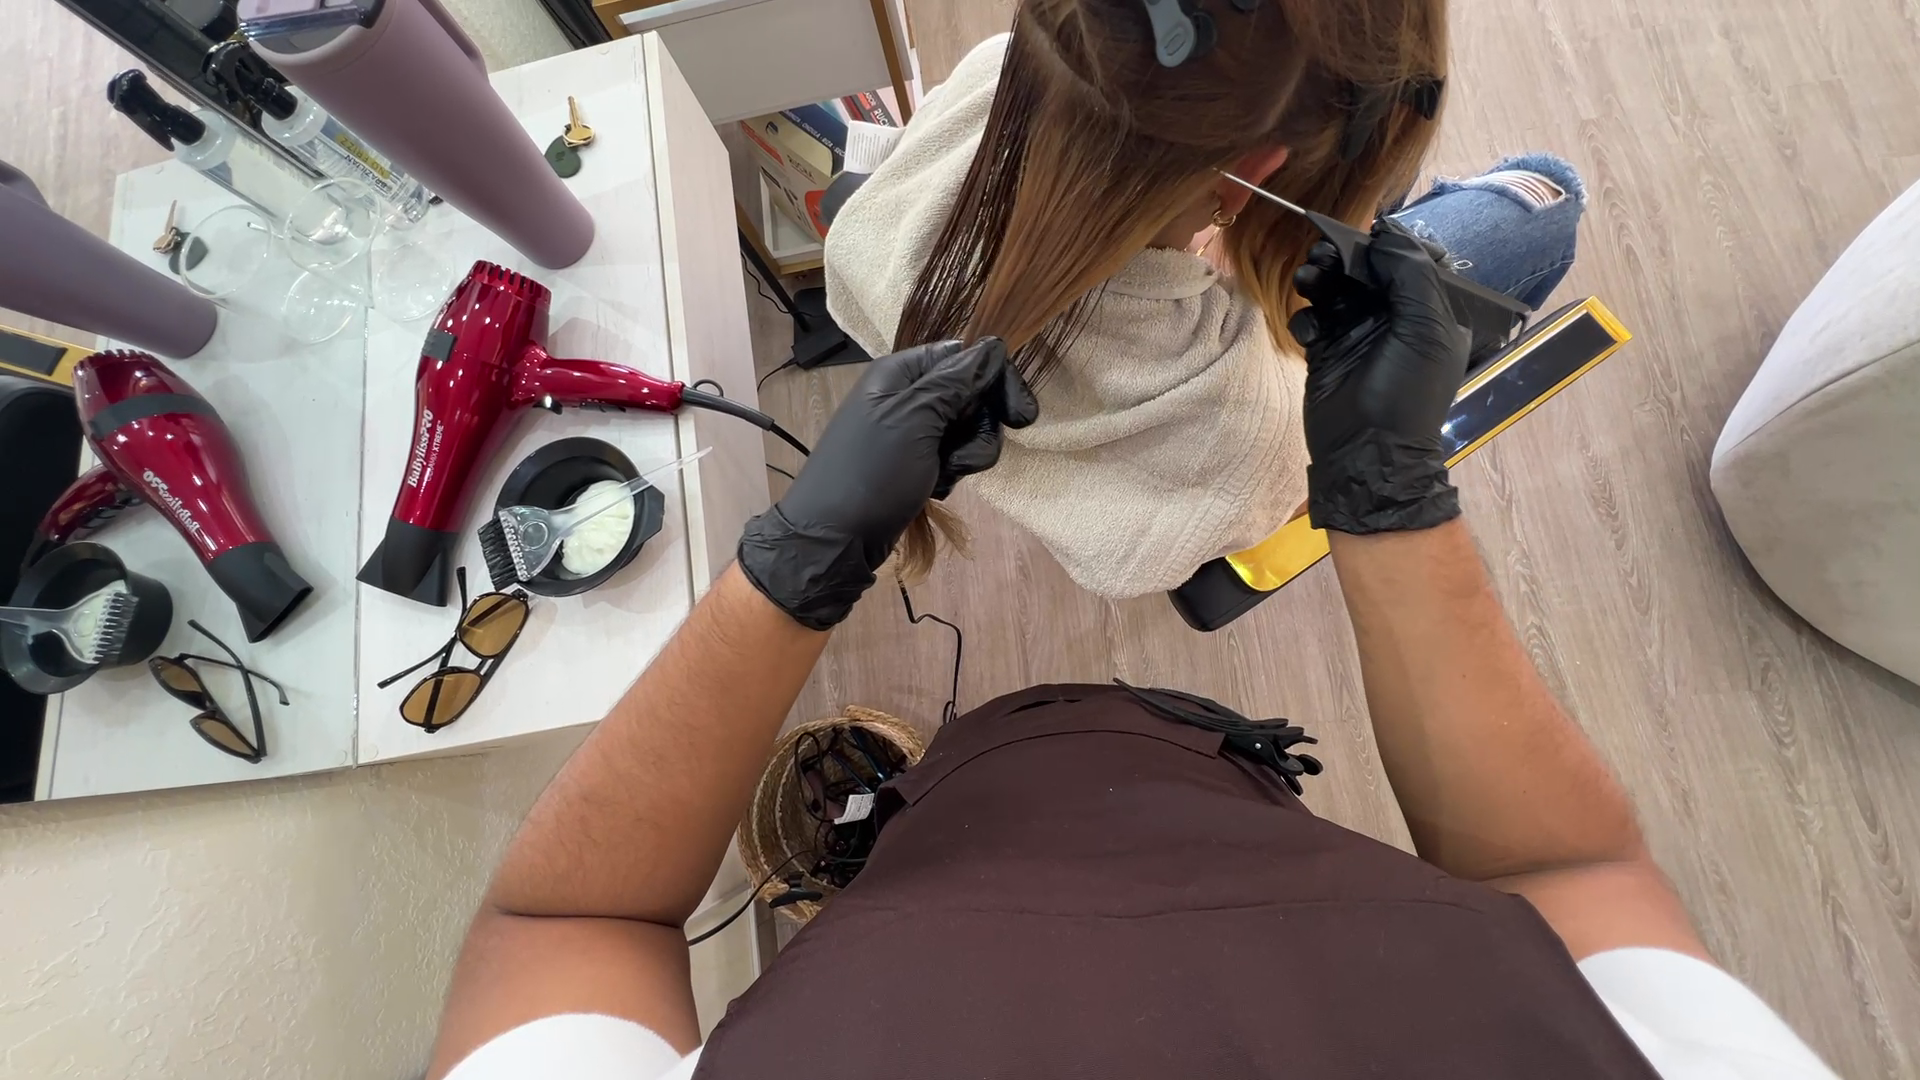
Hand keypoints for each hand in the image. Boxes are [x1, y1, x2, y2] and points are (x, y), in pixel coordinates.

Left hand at [737, 338, 1037, 629]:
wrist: (836, 538)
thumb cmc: (872, 472)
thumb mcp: (916, 418)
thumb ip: (955, 380)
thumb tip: (991, 346)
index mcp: (902, 371)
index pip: (967, 357)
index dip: (997, 383)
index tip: (1019, 418)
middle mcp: (909, 395)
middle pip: (973, 396)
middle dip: (978, 429)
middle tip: (962, 457)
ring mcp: (913, 431)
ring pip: (968, 431)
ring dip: (965, 456)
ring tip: (941, 476)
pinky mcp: (917, 462)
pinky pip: (952, 457)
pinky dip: (950, 472)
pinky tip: (934, 489)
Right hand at [1289, 219, 1471, 533]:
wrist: (1366, 451)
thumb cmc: (1406, 391)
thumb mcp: (1423, 329)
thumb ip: (1411, 276)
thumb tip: (1387, 235)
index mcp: (1428, 312)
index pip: (1410, 264)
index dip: (1388, 245)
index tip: (1365, 230)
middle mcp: (1392, 320)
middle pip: (1365, 275)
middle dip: (1344, 260)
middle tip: (1321, 251)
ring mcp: (1356, 337)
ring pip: (1334, 294)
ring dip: (1319, 282)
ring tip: (1305, 278)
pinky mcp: (1325, 354)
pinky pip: (1313, 323)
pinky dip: (1306, 319)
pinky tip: (1308, 328)